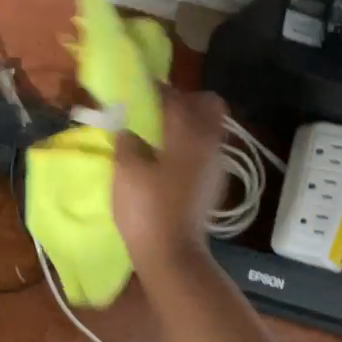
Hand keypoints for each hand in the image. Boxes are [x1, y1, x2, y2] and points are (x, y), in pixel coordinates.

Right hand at [112, 87, 226, 268]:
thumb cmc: (146, 208)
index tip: (135, 88)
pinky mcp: (212, 183)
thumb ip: (127, 141)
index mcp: (188, 132)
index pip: (173, 97)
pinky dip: (187, 145)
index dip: (153, 89)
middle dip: (185, 100)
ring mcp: (215, 164)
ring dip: (187, 124)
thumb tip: (129, 129)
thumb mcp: (126, 170)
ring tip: (157, 135)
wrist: (171, 253)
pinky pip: (204, 150)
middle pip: (208, 105)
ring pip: (209, 128)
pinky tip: (166, 160)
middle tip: (157, 109)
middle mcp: (209, 142)